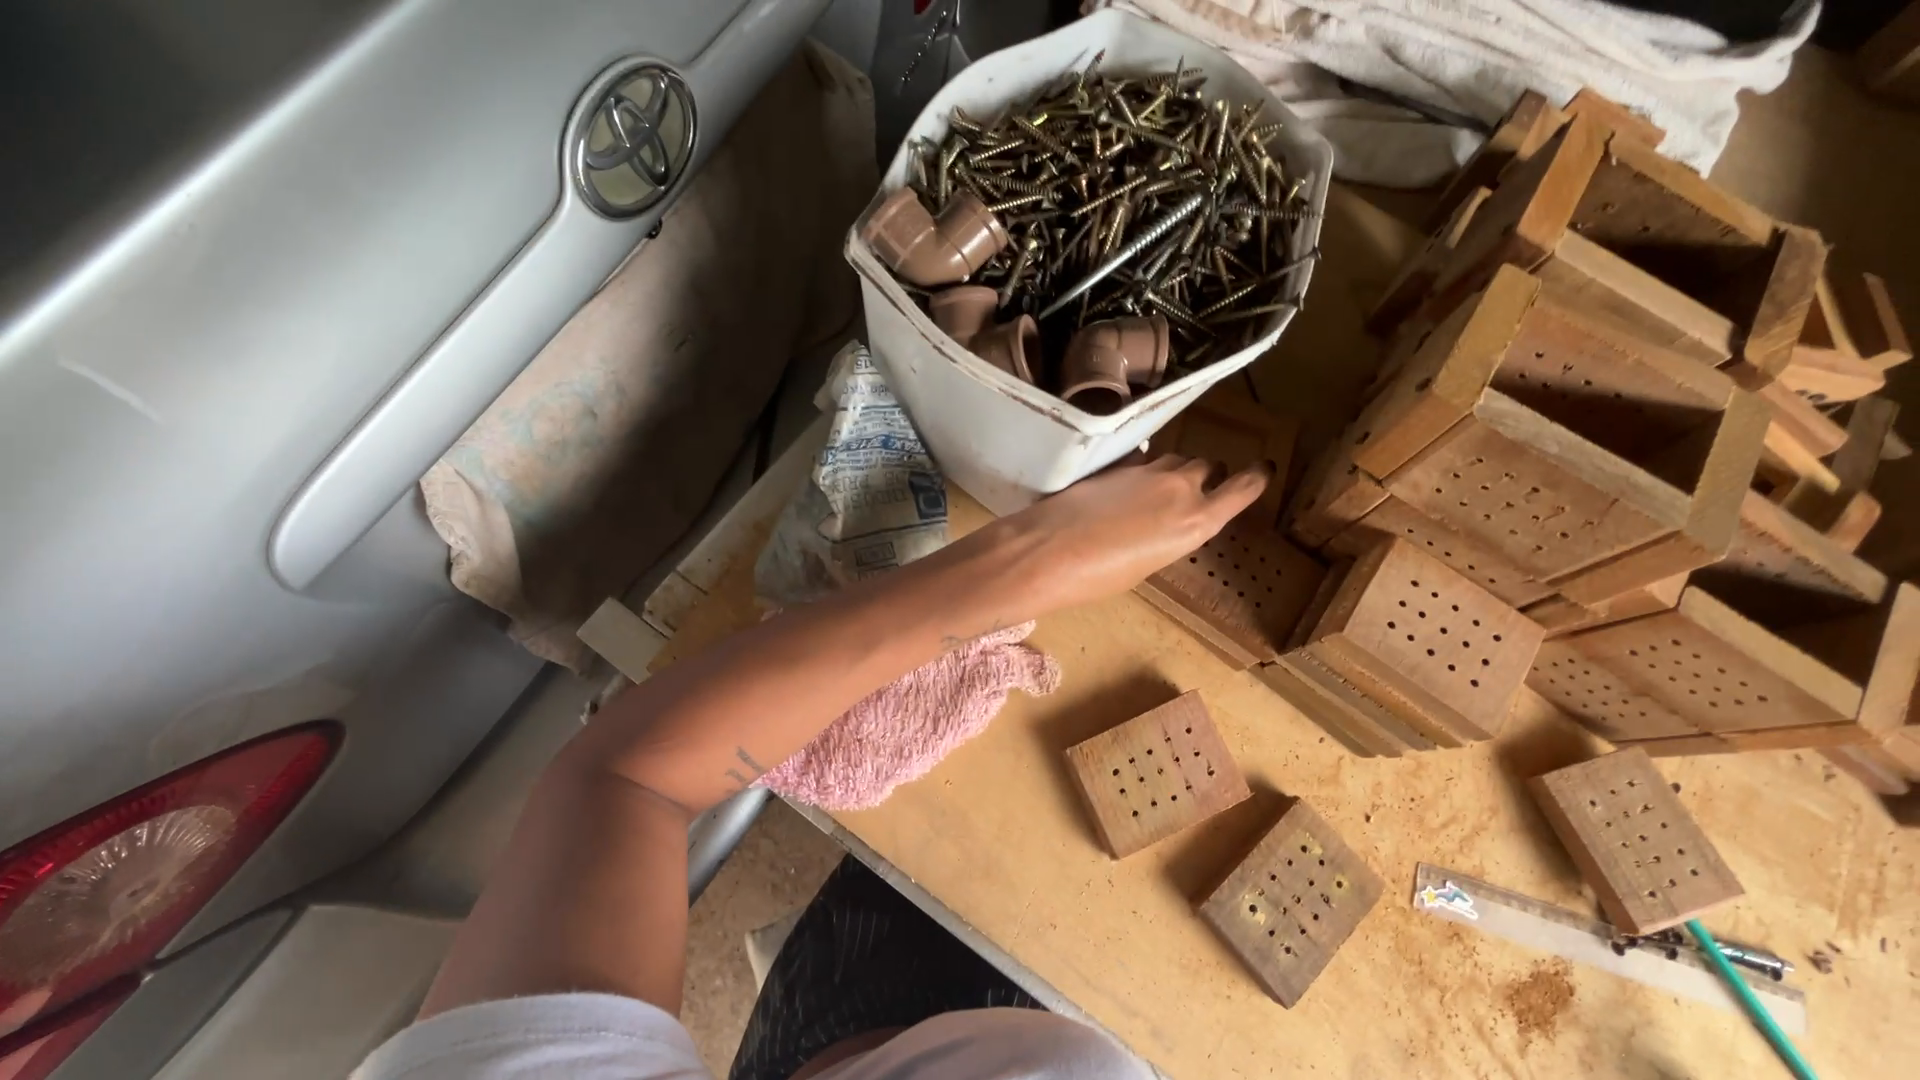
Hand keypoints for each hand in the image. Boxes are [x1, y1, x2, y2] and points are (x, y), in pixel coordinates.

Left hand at [967, 453, 1270, 616]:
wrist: (1049, 550)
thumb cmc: (1100, 576)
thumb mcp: (1147, 564)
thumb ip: (1168, 536)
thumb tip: (1165, 523)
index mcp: (1198, 522)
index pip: (1245, 487)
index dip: (1256, 477)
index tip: (1260, 471)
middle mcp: (1181, 488)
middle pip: (1207, 467)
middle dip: (1205, 476)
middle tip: (1191, 492)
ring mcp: (1148, 470)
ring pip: (1175, 459)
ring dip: (1173, 471)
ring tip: (1155, 492)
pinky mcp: (1117, 462)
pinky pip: (1142, 460)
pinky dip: (1140, 470)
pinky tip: (1122, 488)